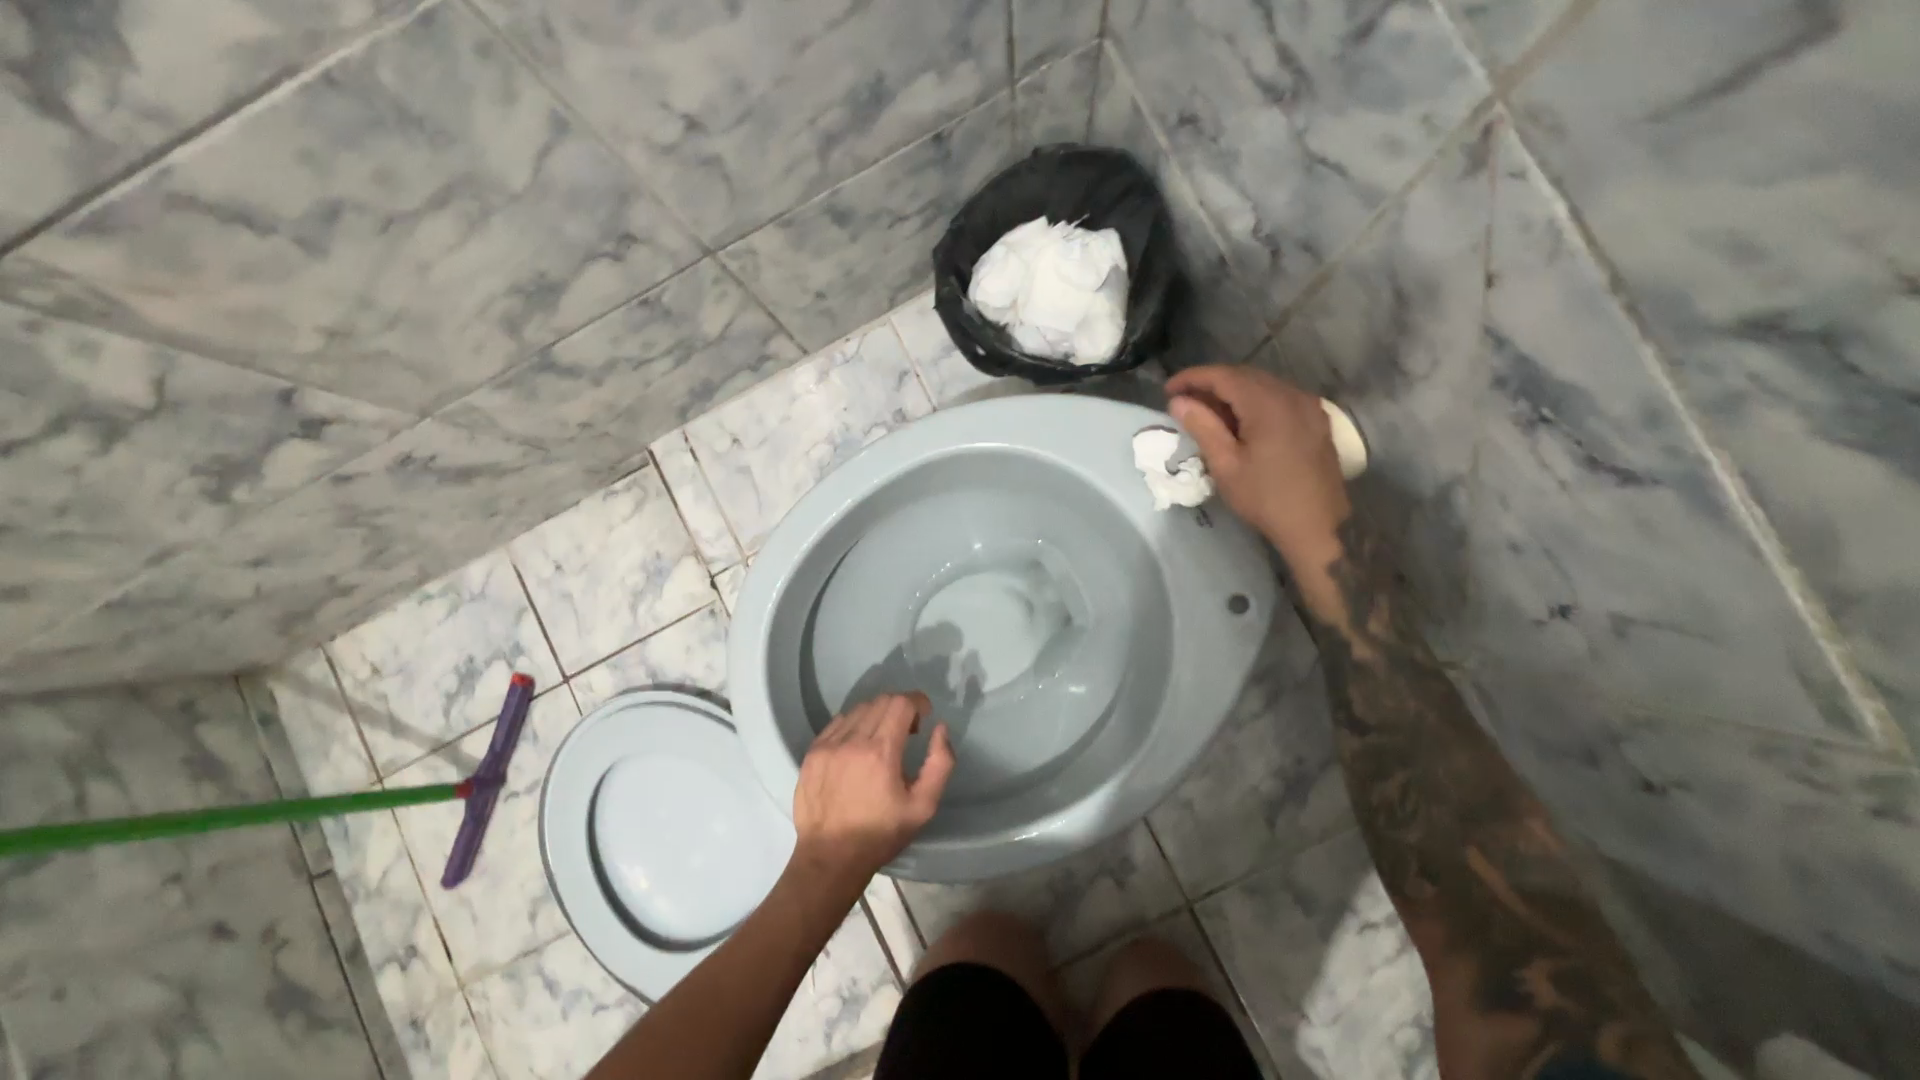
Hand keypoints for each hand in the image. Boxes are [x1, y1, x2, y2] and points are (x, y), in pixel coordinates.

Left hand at [791, 692, 954, 882]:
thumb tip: (940, 729)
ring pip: (857, 710)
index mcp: (881, 752)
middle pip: (880, 701)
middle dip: (899, 708)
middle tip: (907, 731)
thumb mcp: (923, 806)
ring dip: (876, 716)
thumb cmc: (881, 834)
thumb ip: (940, 763)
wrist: (830, 857)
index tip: (924, 716)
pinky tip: (858, 747)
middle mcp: (851, 741)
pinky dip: (853, 726)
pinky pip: (837, 724)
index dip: (917, 702)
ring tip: (882, 740)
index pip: (900, 703)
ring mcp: (827, 746)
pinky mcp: (811, 754)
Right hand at [1166, 365, 1351, 568]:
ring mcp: (1309, 406)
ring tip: (1209, 412)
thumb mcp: (1225, 465)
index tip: (1168, 390)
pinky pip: (1281, 398)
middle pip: (1245, 375)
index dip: (1192, 378)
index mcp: (1267, 403)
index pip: (1223, 376)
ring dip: (1234, 392)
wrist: (1318, 525)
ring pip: (1264, 385)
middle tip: (1185, 401)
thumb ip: (1202, 427)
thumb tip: (1179, 402)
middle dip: (1212, 384)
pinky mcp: (1317, 420)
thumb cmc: (1265, 498)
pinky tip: (1243, 421)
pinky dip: (1257, 401)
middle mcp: (1291, 395)